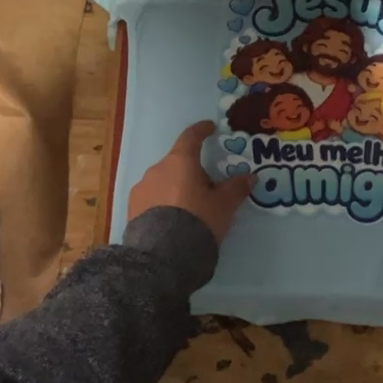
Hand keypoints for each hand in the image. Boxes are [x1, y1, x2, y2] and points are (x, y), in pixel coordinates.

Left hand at [127, 121, 253, 242]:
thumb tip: (250, 177)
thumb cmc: (198, 221)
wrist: (162, 255)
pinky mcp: (132, 208)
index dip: (201, 130)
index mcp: (180, 161)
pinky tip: (170, 221)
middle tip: (206, 189)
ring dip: (175, 189)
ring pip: (163, 181)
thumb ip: (236, 188)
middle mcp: (158, 169)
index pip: (191, 137)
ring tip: (187, 211)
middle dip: (191, 171)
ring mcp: (142, 188)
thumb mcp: (224, 206)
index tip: (209, 127)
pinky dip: (162, 203)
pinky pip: (151, 198)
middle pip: (178, 163)